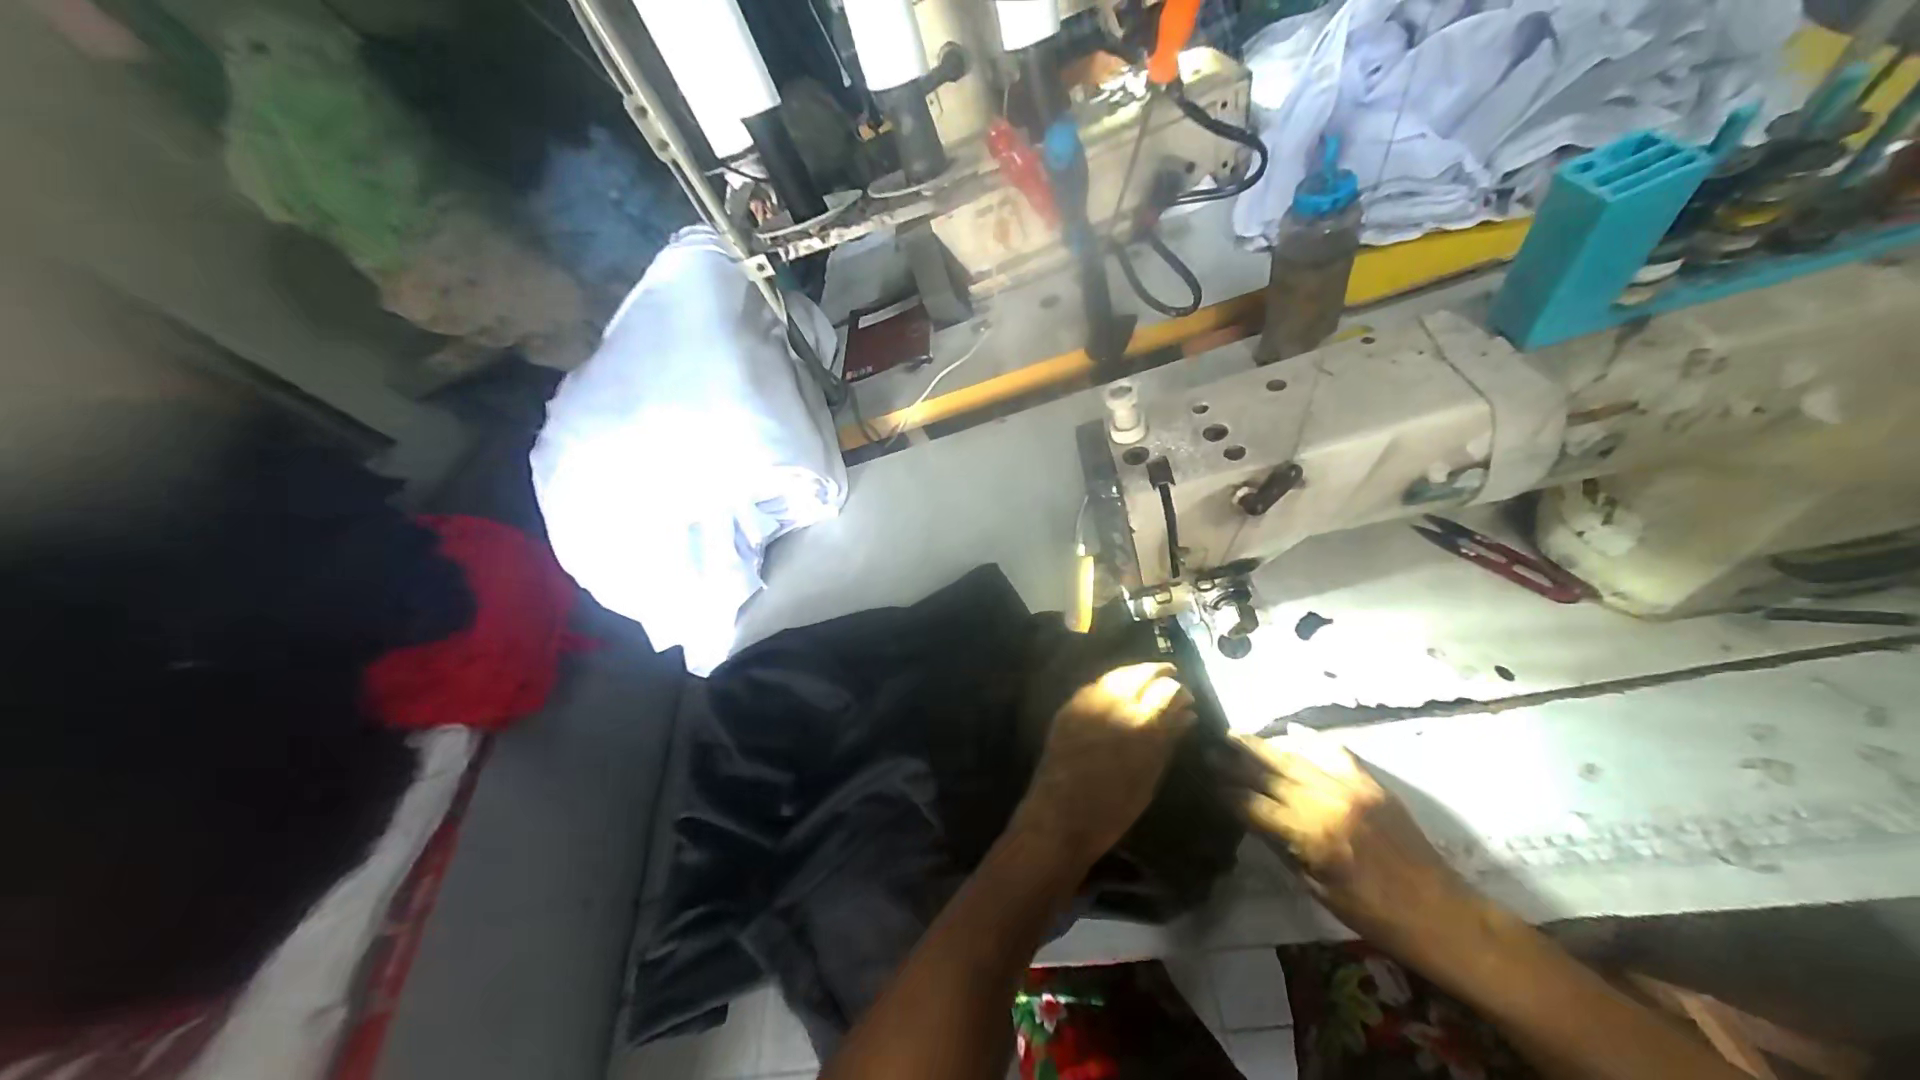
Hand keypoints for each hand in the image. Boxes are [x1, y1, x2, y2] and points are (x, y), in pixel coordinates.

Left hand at [1013, 663, 1194, 866]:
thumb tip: (1186, 716)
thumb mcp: (1149, 779)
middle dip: (1160, 673)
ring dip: (1135, 674)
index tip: (1188, 700)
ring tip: (1148, 680)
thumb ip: (1167, 742)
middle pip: (1142, 674)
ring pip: (1117, 675)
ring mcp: (1087, 703)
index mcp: (1141, 724)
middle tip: (1171, 676)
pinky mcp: (1068, 708)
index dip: (1181, 692)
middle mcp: (1114, 704)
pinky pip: (1095, 685)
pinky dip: (1111, 683)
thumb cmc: (1112, 810)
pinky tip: (1119, 690)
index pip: (1168, 691)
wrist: (1057, 817)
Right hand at [1224, 728, 1475, 953]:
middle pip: (1269, 772)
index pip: (1253, 804)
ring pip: (1296, 757)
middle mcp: (1327, 803)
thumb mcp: (1316, 888)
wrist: (1440, 914)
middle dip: (1234, 760)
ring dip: (1262, 745)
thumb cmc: (1373, 915)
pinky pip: (1334, 752)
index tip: (1204, 781)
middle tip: (1208, 746)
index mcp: (1312, 836)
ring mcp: (1351, 788)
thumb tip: (1250, 817)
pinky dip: (1310, 741)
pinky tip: (1291, 732)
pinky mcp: (1372, 783)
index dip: (1225, 792)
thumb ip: (1282, 846)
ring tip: (1235, 734)